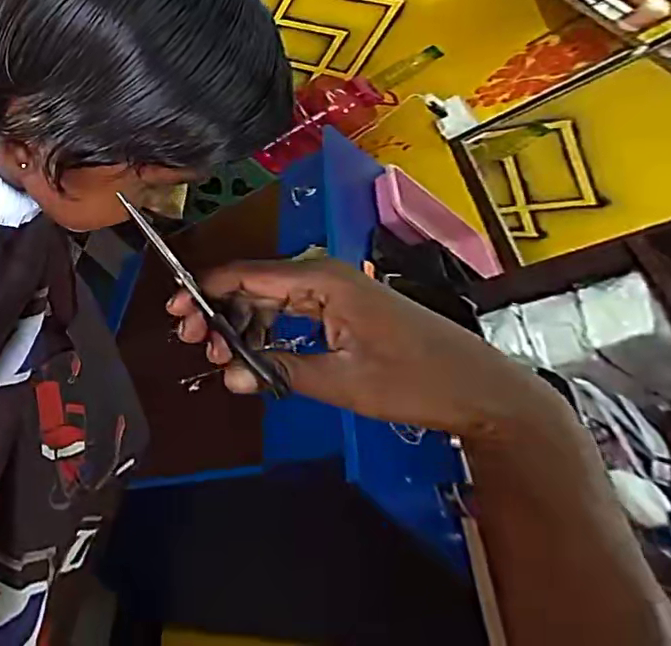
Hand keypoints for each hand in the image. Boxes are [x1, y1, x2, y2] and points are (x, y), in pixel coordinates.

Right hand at [169, 259, 557, 440]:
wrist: (493, 395)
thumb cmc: (420, 382)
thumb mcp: (344, 382)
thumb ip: (279, 371)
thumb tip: (228, 376)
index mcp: (319, 279)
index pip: (243, 276)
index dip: (203, 292)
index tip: (177, 313)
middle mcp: (320, 274)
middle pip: (248, 285)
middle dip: (217, 312)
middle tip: (195, 342)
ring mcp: (331, 289)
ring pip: (264, 299)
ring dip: (239, 325)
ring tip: (222, 356)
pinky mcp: (340, 306)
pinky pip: (286, 310)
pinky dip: (264, 329)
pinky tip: (252, 353)